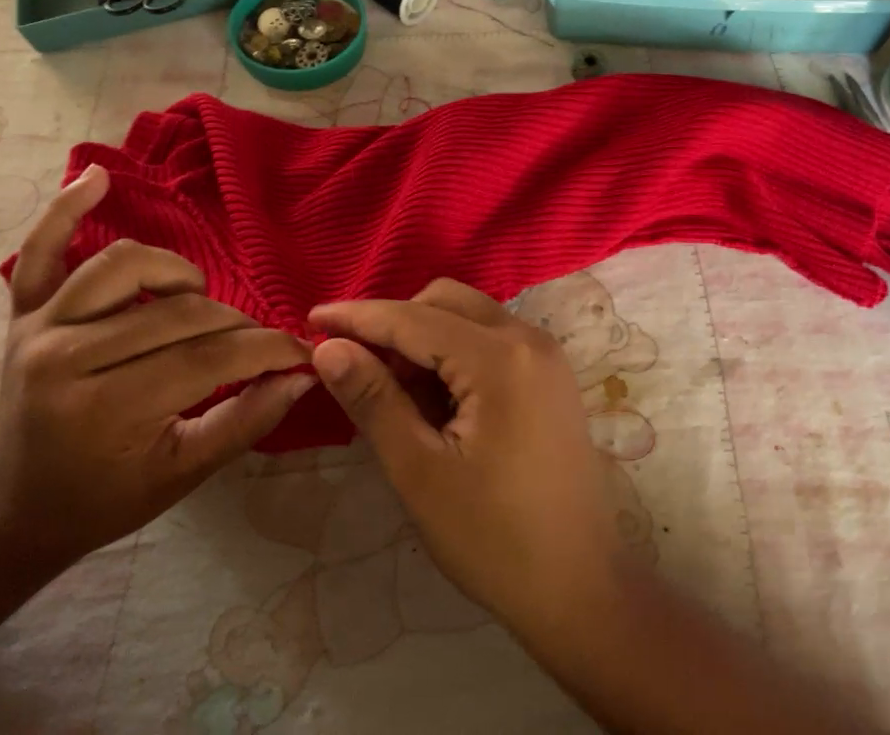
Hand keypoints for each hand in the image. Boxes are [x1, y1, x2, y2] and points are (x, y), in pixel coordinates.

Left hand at [0, 165, 314, 561]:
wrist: (18, 510)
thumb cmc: (106, 500)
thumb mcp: (183, 473)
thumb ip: (246, 421)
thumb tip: (303, 376)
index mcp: (106, 407)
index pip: (209, 357)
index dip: (268, 350)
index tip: (304, 352)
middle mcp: (67, 357)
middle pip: (177, 312)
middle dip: (237, 325)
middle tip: (259, 345)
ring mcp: (39, 328)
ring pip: (122, 265)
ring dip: (176, 274)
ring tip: (197, 298)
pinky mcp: (22, 314)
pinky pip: (39, 250)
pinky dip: (65, 211)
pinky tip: (97, 178)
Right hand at [306, 279, 621, 630]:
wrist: (580, 587)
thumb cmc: (494, 537)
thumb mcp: (420, 471)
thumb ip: (373, 400)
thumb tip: (328, 348)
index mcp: (500, 358)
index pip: (413, 318)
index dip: (357, 317)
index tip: (309, 319)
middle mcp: (530, 341)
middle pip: (446, 301)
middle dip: (394, 323)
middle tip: (354, 368)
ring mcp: (547, 359)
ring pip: (470, 318)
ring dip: (424, 339)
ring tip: (392, 395)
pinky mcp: (551, 381)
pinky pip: (492, 343)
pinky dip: (454, 355)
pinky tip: (433, 403)